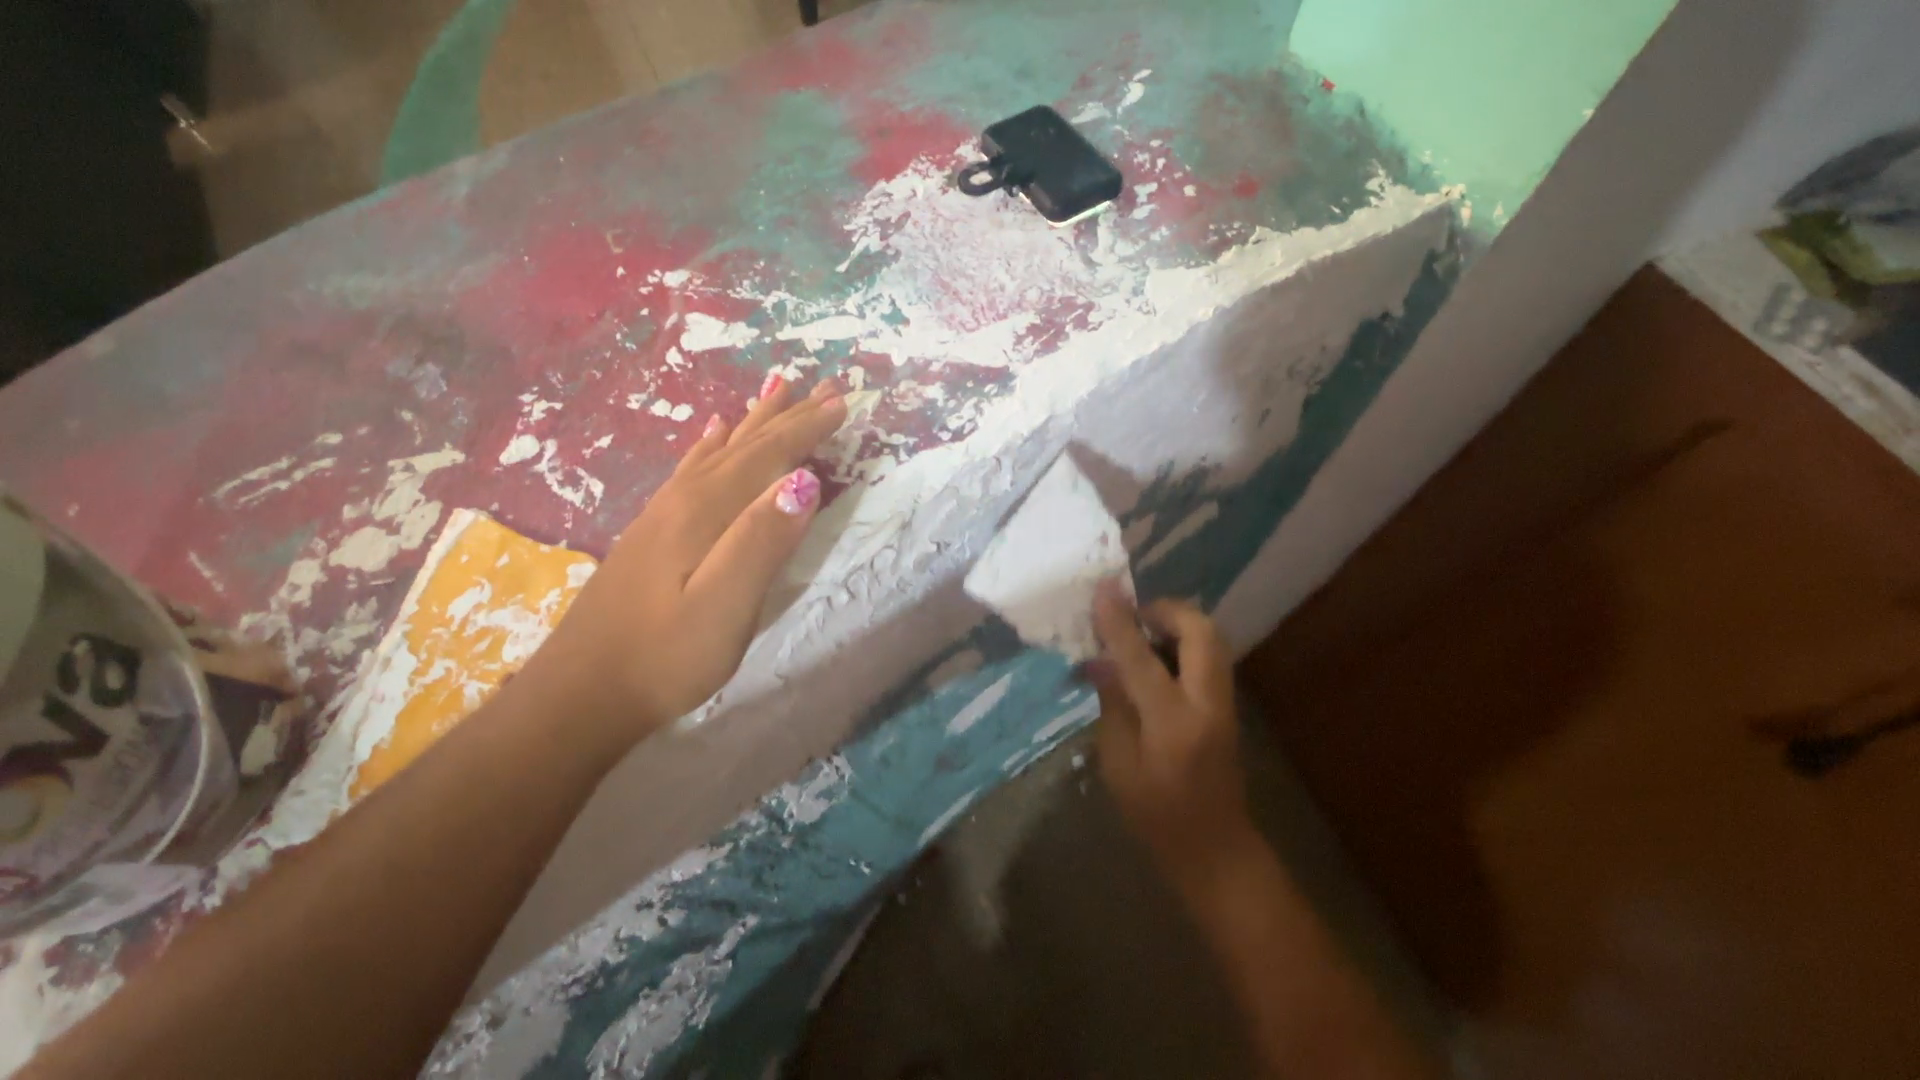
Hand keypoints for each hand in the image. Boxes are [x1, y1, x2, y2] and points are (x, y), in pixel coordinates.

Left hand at [520, 376, 845, 744]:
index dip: (805, 429)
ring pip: (717, 454)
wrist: (581, 693)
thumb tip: (804, 481)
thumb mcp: (723, 607)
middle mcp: (682, 501)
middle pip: (742, 446)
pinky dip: (709, 448)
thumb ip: (762, 542)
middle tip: (821, 385)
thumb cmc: (663, 658)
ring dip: (751, 424)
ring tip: (773, 391)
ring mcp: (661, 515)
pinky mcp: (650, 536)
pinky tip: (711, 438)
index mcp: (704, 512)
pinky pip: (690, 472)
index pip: (766, 457)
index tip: (841, 400)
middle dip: (785, 417)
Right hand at [1089, 581, 1256, 883]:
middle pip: (1200, 631)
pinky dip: (1184, 644)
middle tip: (1131, 615)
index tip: (1102, 588)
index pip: (1141, 656)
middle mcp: (1207, 703)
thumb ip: (1113, 704)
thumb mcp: (1118, 764)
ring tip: (1140, 634)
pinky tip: (1155, 660)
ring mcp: (1225, 703)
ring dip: (1177, 625)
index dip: (1119, 620)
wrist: (1214, 848)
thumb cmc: (1155, 815)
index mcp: (1172, 722)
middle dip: (1165, 610)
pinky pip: (1209, 658)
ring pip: (1211, 639)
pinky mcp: (1227, 707)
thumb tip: (1101, 660)